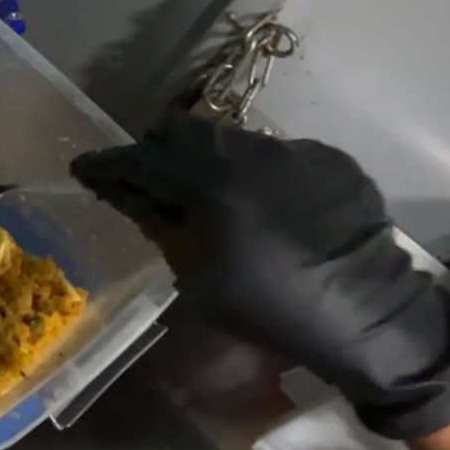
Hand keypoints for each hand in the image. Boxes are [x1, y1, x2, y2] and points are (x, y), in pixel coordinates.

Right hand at [70, 108, 449, 438]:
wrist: (366, 318)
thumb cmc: (264, 304)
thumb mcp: (193, 269)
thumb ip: (152, 219)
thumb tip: (117, 189)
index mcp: (207, 180)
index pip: (140, 158)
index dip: (106, 164)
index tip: (82, 170)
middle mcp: (247, 149)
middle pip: (181, 131)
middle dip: (156, 153)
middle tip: (147, 185)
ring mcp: (292, 150)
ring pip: (227, 138)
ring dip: (204, 161)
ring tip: (208, 199)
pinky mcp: (327, 159)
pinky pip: (272, 154)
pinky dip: (252, 175)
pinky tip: (262, 210)